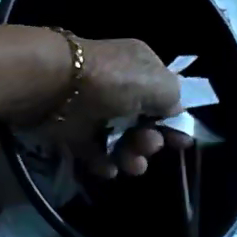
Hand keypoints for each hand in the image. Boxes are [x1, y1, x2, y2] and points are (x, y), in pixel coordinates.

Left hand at [40, 36, 183, 178]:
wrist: (54, 86)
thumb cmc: (113, 80)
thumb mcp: (157, 83)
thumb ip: (174, 98)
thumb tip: (174, 110)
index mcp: (141, 67)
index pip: (164, 95)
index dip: (175, 119)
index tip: (182, 141)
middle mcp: (119, 87)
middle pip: (143, 122)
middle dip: (151, 140)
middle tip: (148, 145)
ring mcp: (96, 110)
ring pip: (121, 140)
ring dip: (131, 156)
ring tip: (130, 164)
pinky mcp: (74, 131)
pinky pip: (95, 151)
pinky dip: (104, 162)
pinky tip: (109, 168)